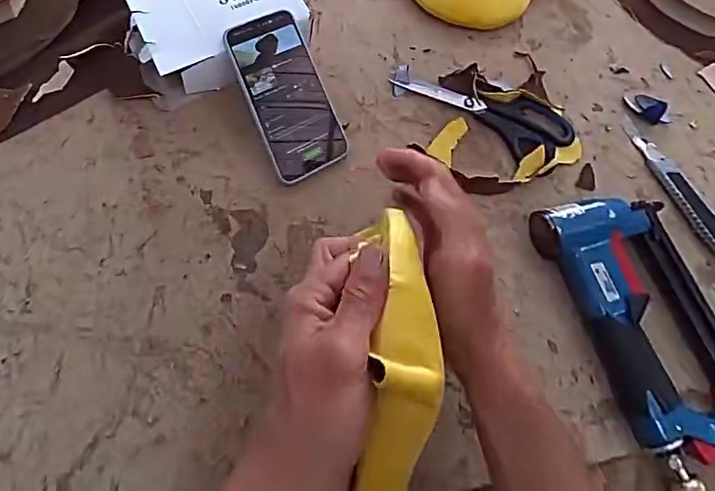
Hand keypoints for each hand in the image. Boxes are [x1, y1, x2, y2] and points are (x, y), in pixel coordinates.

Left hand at [230, 237, 388, 489]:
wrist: (299, 481)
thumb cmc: (318, 417)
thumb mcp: (344, 351)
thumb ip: (360, 298)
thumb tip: (378, 248)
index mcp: (309, 299)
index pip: (346, 252)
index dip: (377, 247)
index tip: (413, 252)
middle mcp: (316, 309)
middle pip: (351, 269)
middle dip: (380, 267)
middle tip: (412, 276)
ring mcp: (329, 334)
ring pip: (362, 296)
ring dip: (386, 296)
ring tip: (415, 303)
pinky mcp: (343, 358)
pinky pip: (367, 324)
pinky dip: (386, 321)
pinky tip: (406, 330)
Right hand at [376, 149, 504, 373]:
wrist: (476, 346)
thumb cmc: (463, 305)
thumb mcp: (456, 254)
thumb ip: (445, 216)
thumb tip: (426, 181)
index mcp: (462, 218)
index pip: (436, 176)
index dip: (410, 162)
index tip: (382, 158)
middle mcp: (460, 221)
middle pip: (435, 182)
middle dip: (409, 167)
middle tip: (381, 163)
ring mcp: (454, 237)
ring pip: (431, 197)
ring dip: (410, 182)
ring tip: (387, 178)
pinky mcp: (446, 254)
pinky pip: (429, 216)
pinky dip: (412, 204)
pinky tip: (398, 208)